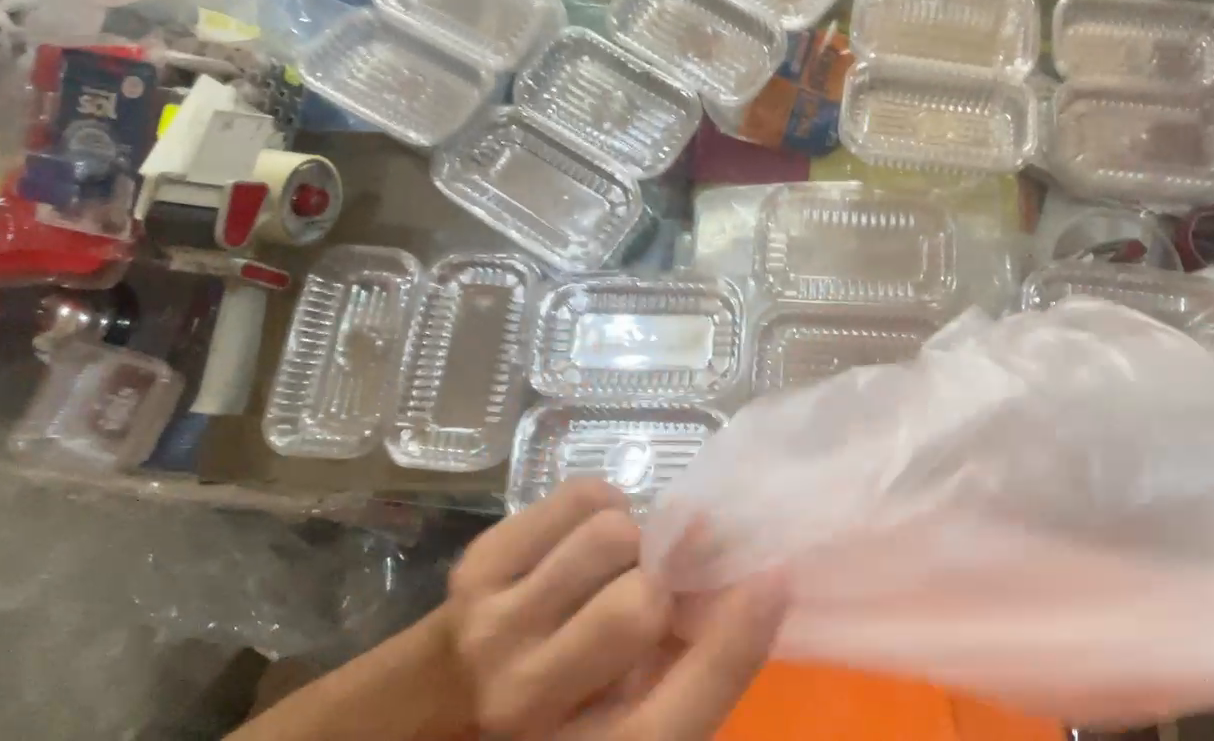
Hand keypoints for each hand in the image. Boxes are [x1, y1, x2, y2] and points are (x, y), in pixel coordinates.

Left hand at [447, 480, 786, 740]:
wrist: (438, 699)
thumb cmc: (558, 706)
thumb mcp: (628, 708)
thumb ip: (685, 661)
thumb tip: (740, 575)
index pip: (679, 716)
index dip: (735, 645)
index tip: (775, 578)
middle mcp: (530, 705)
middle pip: (640, 605)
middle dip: (664, 580)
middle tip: (657, 581)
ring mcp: (492, 630)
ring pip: (612, 536)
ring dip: (631, 540)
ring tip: (612, 565)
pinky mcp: (474, 569)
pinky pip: (581, 498)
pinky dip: (601, 505)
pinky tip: (580, 541)